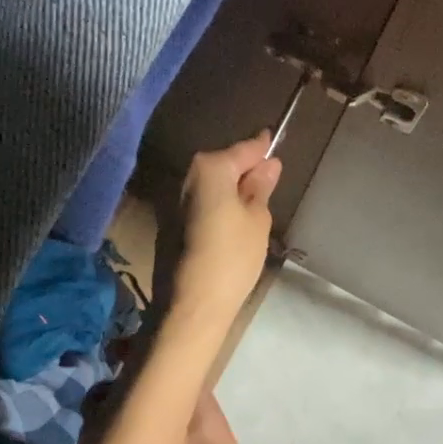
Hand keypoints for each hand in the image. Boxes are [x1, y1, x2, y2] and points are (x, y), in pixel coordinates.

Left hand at [171, 133, 281, 320]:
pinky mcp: (170, 223)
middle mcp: (188, 176)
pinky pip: (201, 203)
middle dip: (243, 168)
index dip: (260, 147)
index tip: (272, 139)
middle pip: (222, 164)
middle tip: (268, 177)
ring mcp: (175, 200)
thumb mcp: (257, 219)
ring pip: (210, 185)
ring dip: (229, 188)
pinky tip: (231, 220)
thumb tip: (268, 164)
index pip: (243, 149)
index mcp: (210, 168)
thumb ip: (260, 187)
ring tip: (254, 201)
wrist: (191, 304)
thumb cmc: (231, 257)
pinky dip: (217, 205)